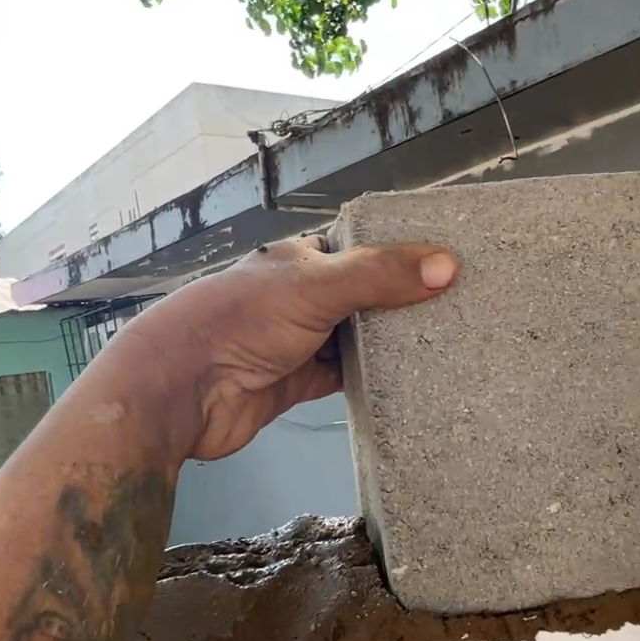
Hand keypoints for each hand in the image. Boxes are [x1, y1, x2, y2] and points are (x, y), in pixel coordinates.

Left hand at [90, 235, 458, 461]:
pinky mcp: (296, 383)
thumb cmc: (241, 320)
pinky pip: (342, 378)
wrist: (182, 391)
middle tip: (458, 310)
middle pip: (362, 297)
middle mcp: (300, 296)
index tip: (448, 265)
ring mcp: (298, 342)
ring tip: (445, 344)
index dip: (400, 255)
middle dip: (401, 304)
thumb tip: (448, 266)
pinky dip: (370, 380)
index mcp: (301, 259)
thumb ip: (379, 276)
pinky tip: (406, 381)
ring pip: (354, 339)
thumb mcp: (315, 286)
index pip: (361, 249)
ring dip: (388, 345)